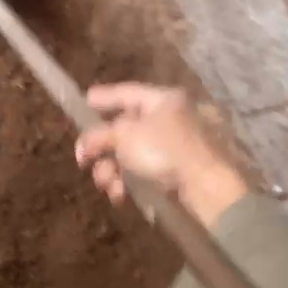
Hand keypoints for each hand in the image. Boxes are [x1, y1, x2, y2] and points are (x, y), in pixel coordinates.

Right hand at [74, 83, 252, 227]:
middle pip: (123, 129)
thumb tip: (83, 145)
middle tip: (83, 161)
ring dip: (110, 171)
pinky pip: (141, 170)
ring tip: (107, 186)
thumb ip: (97, 136)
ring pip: (128, 154)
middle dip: (101, 149)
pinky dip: (127, 181)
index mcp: (162, 100)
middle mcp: (169, 118)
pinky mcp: (175, 169)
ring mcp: (173, 144)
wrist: (204, 184)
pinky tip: (121, 195)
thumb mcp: (123, 136)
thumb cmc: (164, 150)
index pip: (126, 93)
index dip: (104, 97)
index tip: (85, 99)